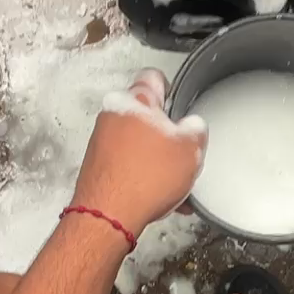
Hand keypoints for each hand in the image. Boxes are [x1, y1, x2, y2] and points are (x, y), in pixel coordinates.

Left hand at [72, 69, 207, 238]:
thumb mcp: (190, 149)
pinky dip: (142, 176)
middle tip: (180, 151)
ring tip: (172, 184)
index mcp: (136, 101)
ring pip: (137, 144)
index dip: (172, 89)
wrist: (109, 216)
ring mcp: (101, 141)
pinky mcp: (96, 165)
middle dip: (166, 134)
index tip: (178, 102)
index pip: (155, 77)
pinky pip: (126, 165)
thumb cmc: (143, 180)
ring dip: (155, 160)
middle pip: (147, 116)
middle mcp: (113, 116)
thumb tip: (194, 127)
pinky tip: (158, 197)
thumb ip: (197, 129)